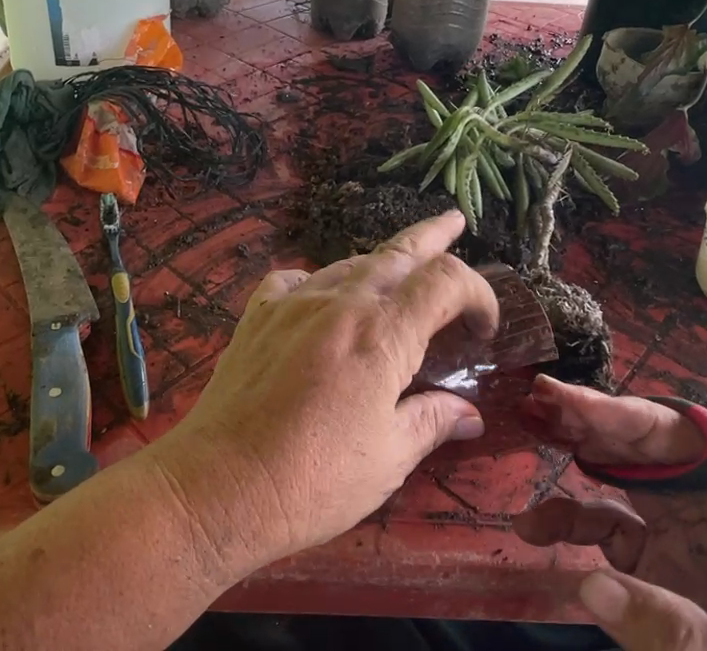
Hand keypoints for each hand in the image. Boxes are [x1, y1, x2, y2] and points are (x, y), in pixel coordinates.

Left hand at [143, 211, 499, 579]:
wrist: (220, 484)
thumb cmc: (314, 480)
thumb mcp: (388, 459)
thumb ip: (431, 422)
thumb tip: (469, 414)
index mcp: (382, 334)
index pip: (445, 281)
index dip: (477, 292)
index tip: (485, 327)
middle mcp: (340, 303)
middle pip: (397, 252)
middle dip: (433, 236)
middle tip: (454, 221)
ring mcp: (293, 303)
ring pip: (349, 263)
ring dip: (381, 263)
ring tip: (398, 269)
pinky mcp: (257, 315)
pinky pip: (296, 280)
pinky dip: (320, 282)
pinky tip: (322, 297)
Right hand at [513, 377, 706, 650]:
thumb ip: (671, 629)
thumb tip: (590, 584)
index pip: (697, 448)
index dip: (636, 420)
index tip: (580, 406)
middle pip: (654, 450)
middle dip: (597, 420)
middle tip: (540, 398)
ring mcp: (684, 538)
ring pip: (626, 475)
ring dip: (578, 450)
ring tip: (530, 427)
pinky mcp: (656, 565)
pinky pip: (606, 524)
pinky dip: (568, 520)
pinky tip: (531, 527)